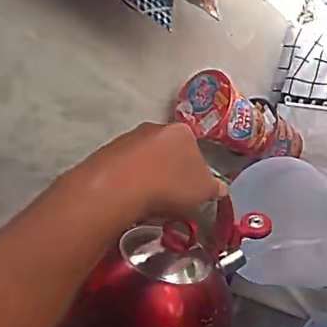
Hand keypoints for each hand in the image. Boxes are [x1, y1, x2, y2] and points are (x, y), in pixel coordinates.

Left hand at [61, 122, 223, 221]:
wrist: (118, 187)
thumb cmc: (170, 186)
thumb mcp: (204, 192)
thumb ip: (215, 188)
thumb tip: (220, 187)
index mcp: (183, 131)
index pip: (195, 149)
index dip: (195, 170)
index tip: (191, 189)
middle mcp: (155, 126)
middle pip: (169, 151)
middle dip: (171, 170)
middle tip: (172, 195)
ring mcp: (128, 137)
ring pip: (146, 158)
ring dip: (149, 175)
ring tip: (150, 199)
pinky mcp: (106, 150)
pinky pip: (125, 166)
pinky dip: (130, 179)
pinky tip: (131, 197)